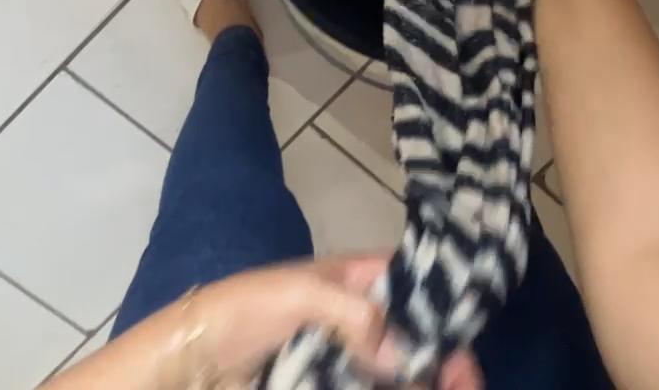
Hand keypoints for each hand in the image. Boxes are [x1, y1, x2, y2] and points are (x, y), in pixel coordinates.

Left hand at [194, 255, 481, 387]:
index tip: (464, 347)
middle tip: (467, 385)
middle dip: (440, 357)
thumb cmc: (244, 310)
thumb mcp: (299, 294)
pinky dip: (392, 388)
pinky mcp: (325, 385)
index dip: (439, 307)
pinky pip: (368, 386)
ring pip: (394, 368)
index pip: (408, 284)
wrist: (191, 359)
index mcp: (349, 279)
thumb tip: (406, 352)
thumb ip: (354, 315)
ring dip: (420, 379)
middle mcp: (353, 315)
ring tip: (450, 389)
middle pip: (409, 333)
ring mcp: (340, 356)